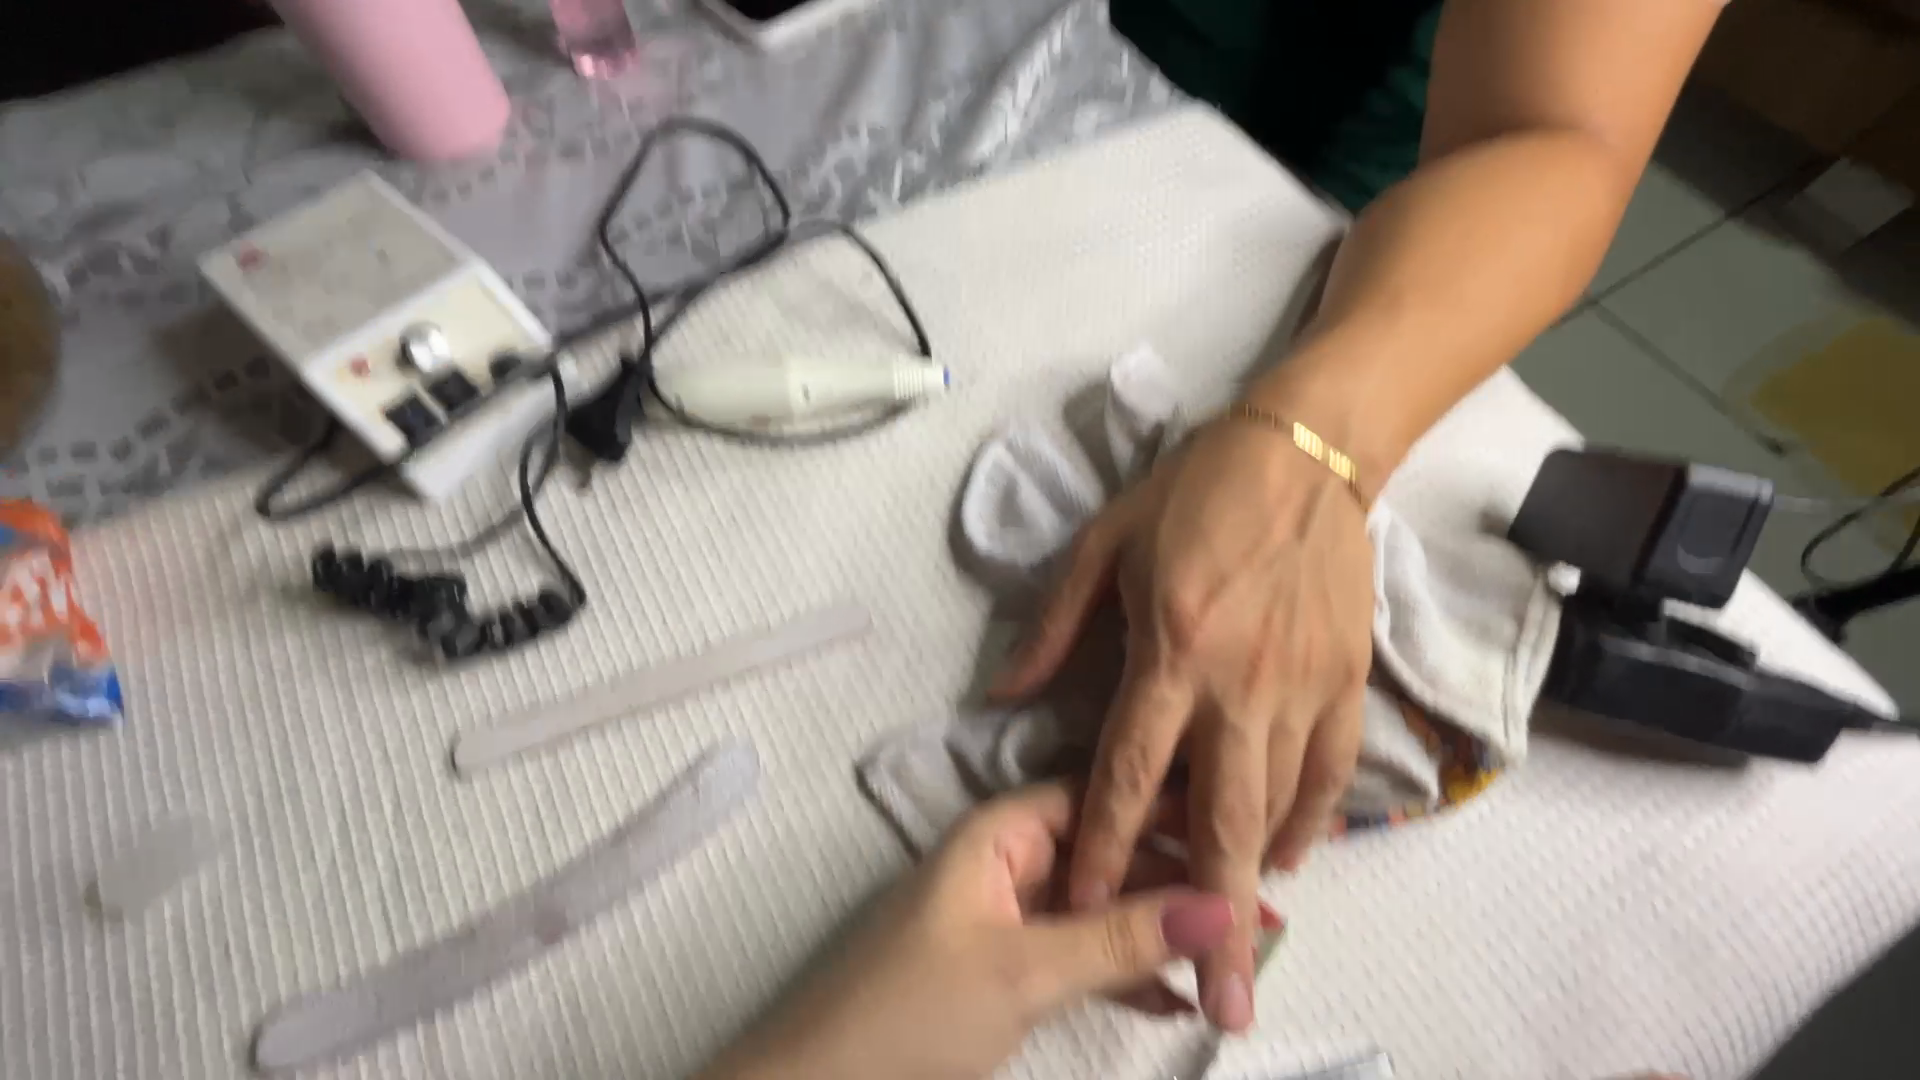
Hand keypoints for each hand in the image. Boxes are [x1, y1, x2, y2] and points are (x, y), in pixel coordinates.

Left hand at [697, 784, 1239, 1079]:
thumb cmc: (915, 1010)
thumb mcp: (1024, 970)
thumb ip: (1120, 939)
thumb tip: (1221, 907)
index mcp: (1003, 832)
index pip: (1100, 799)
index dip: (1169, 812)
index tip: (1242, 832)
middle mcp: (1012, 860)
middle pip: (1109, 858)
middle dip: (1179, 887)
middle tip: (1261, 916)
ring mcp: (1013, 916)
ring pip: (1102, 912)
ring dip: (1161, 936)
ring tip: (1239, 959)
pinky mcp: (1012, 968)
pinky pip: (1083, 959)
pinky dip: (1127, 977)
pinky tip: (1181, 1000)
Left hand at [990, 407, 1373, 1033]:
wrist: (1301, 454)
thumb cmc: (1190, 494)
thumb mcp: (1103, 545)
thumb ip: (1055, 629)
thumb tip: (1003, 695)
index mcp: (1170, 650)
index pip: (1128, 769)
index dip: (1104, 843)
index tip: (1087, 907)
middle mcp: (1240, 683)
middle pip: (1217, 816)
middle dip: (1207, 912)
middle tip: (1218, 1002)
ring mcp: (1304, 685)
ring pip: (1281, 803)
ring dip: (1257, 872)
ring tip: (1242, 935)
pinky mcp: (1350, 677)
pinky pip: (1335, 769)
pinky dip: (1314, 819)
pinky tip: (1290, 852)